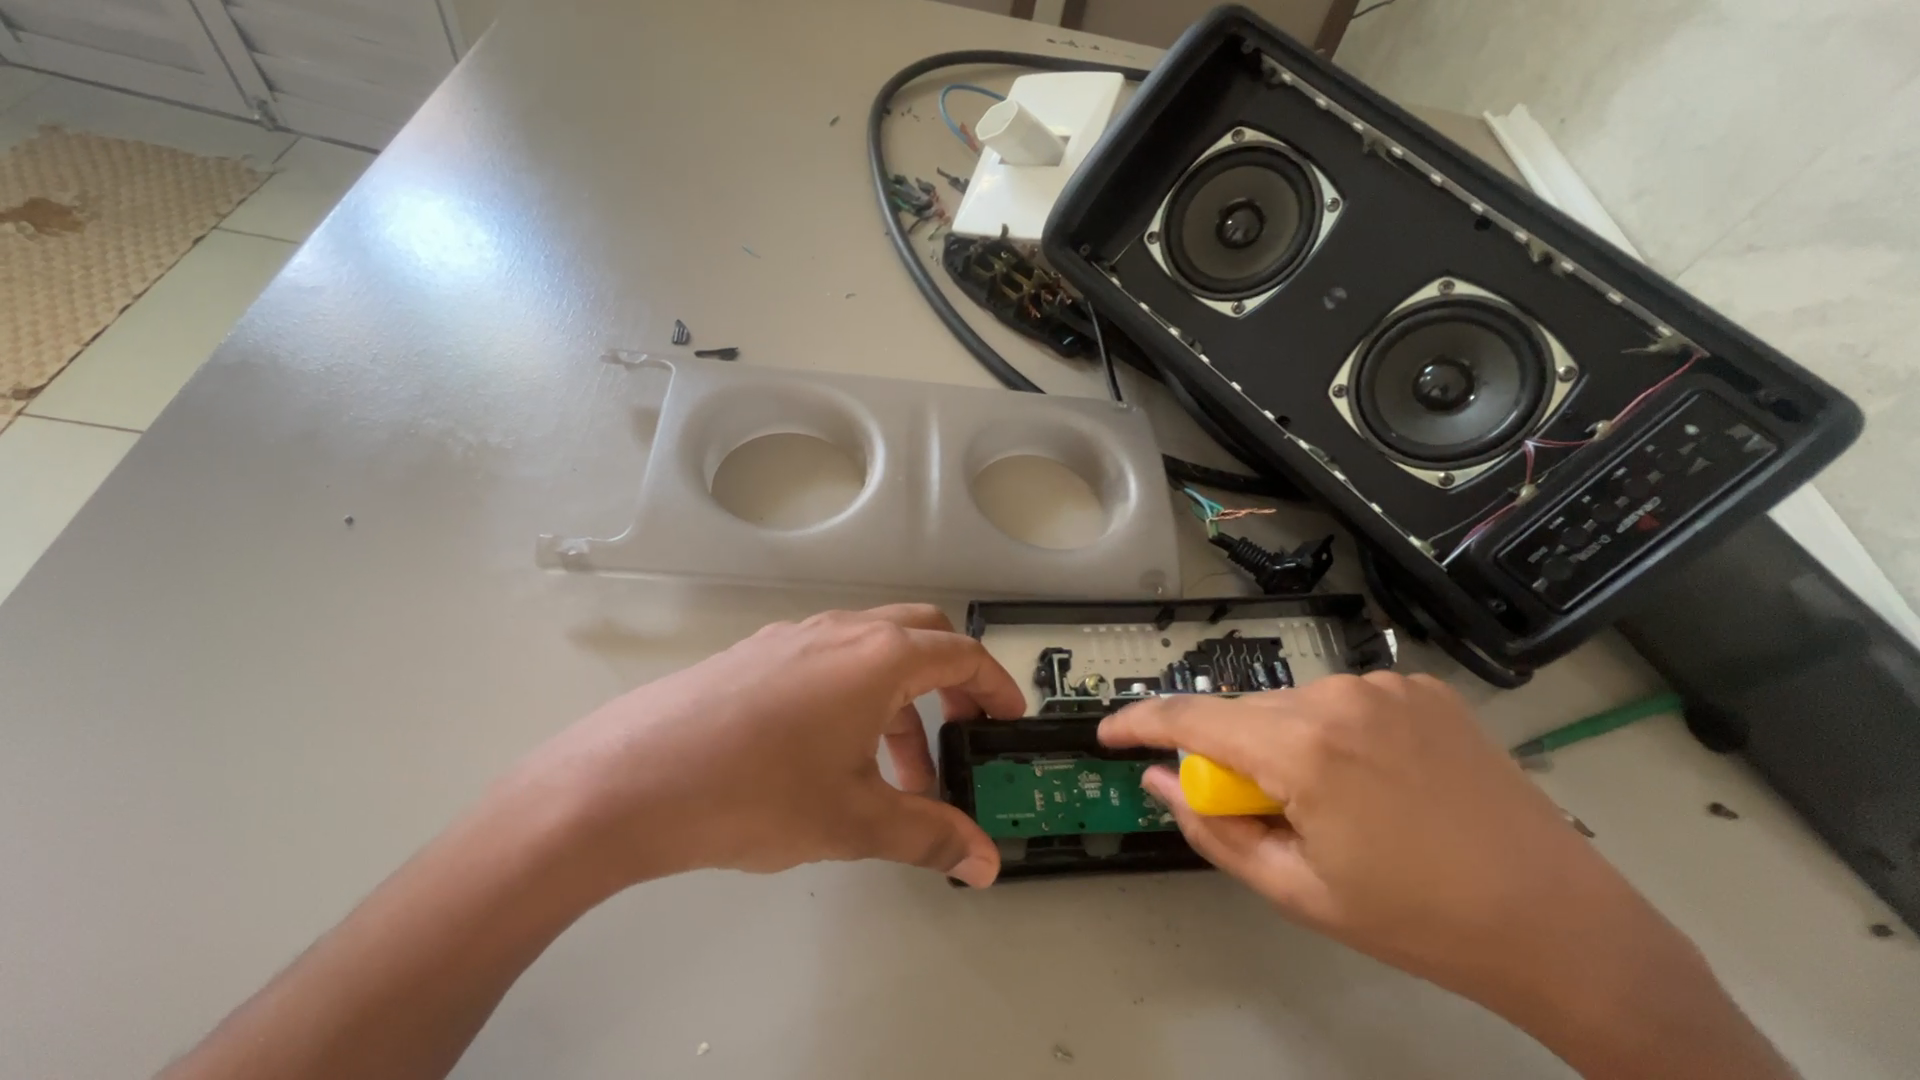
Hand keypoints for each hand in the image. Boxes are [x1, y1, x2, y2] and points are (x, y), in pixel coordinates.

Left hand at [507, 605, 1024, 890]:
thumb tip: (984, 863)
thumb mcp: (854, 821)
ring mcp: (792, 636)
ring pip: (870, 650)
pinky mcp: (753, 654)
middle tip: (961, 733)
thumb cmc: (756, 794)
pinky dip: (854, 693)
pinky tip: (829, 753)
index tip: (1009, 722)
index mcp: (878, 657)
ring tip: (894, 772)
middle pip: (920, 634)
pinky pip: (826, 659)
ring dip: (899, 698)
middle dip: (952, 680)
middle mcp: (840, 631)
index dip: (996, 687)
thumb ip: (929, 836)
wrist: (628, 780)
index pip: (961, 654)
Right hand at [1098, 674, 1789, 1078]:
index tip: (1108, 735)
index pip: (1191, 716)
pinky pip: (1347, 703)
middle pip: (1246, 711)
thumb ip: (1212, 829)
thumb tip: (1160, 781)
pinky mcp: (1427, 690)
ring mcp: (1390, 686)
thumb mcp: (1296, 891)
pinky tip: (1375, 782)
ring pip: (1295, 706)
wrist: (1561, 923)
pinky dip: (1333, 734)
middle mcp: (1340, 695)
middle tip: (1255, 813)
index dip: (1139, 722)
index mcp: (1304, 748)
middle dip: (1229, 753)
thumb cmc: (1417, 920)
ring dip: (1283, 744)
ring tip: (1330, 808)